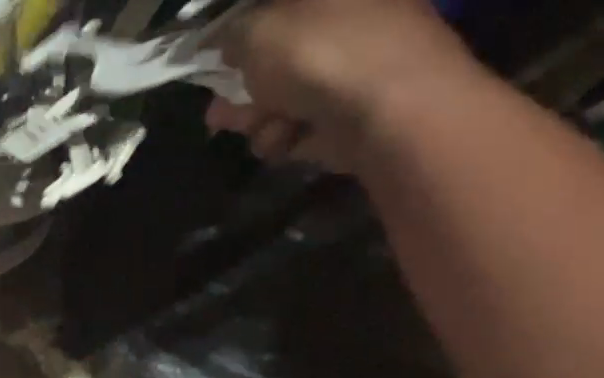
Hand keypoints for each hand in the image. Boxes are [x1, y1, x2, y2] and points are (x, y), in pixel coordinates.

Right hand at [205, 0, 487, 170]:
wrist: (390, 111)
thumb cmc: (322, 55)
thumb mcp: (258, 31)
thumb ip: (231, 33)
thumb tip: (227, 42)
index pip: (273, 5)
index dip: (237, 30)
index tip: (212, 52)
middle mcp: (349, 19)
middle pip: (275, 55)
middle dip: (242, 87)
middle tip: (220, 109)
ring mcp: (353, 67)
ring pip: (282, 95)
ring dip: (258, 117)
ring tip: (259, 126)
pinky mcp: (351, 112)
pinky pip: (300, 124)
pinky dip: (285, 135)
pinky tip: (288, 138)